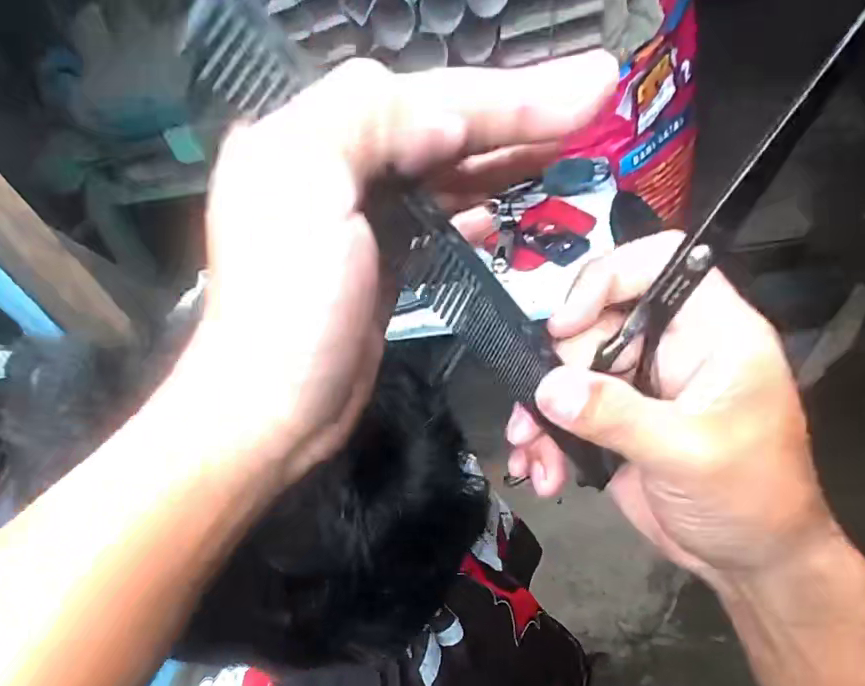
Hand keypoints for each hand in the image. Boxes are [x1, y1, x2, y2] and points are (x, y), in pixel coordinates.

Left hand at [164, 52, 618, 484]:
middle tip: (590, 105)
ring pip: (440, 173)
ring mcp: (355, 221)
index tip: (584, 95)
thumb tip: (448, 120)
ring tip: (560, 148)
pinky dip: (467, 208)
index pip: (425, 99)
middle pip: (438, 129)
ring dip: (500, 158)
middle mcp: (333, 168)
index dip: (508, 97)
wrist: (274, 411)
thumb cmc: (288, 311)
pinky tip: (494, 211)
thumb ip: (369, 124)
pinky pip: (431, 220)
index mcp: (309, 135)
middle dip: (516, 117)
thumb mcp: (308, 188)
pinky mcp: (376, 267)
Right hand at [505, 233, 838, 584]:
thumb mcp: (687, 452)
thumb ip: (617, 416)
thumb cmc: (748, 496)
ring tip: (529, 454)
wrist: (751, 560)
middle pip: (598, 324)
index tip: (566, 325)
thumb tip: (547, 389)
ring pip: (573, 374)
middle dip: (558, 370)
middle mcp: (673, 352)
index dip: (607, 280)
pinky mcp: (620, 431)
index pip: (658, 265)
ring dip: (542, 415)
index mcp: (712, 334)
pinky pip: (571, 419)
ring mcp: (643, 393)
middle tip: (540, 415)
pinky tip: (541, 474)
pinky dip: (549, 443)